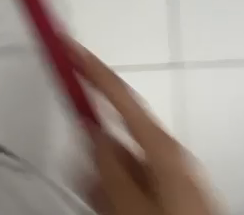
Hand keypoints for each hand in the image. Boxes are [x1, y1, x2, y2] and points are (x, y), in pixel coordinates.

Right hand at [71, 40, 218, 214]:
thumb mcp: (131, 205)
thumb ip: (108, 164)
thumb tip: (91, 130)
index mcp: (165, 150)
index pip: (121, 94)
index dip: (90, 67)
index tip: (65, 44)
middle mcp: (174, 158)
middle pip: (120, 130)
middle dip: (93, 144)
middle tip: (77, 166)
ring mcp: (178, 181)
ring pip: (125, 162)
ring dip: (103, 176)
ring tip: (97, 201)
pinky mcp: (177, 202)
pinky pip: (138, 184)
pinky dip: (118, 192)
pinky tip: (110, 208)